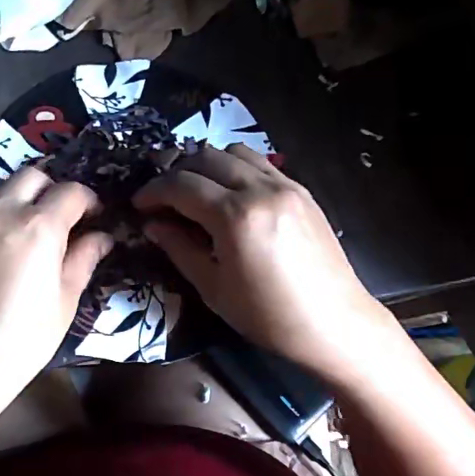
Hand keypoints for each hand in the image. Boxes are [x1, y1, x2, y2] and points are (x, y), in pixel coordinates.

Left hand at [0, 166, 111, 409]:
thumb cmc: (21, 341)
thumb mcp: (64, 302)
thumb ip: (83, 259)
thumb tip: (101, 237)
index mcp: (39, 227)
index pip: (72, 192)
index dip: (89, 201)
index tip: (94, 217)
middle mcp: (1, 211)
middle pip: (33, 176)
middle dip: (52, 190)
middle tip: (60, 218)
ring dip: (17, 195)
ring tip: (24, 224)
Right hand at [133, 145, 394, 380]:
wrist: (334, 323)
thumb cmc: (268, 316)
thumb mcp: (214, 289)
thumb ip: (180, 248)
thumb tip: (153, 224)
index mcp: (235, 217)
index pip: (181, 185)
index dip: (153, 191)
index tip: (139, 204)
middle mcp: (260, 189)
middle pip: (205, 158)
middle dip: (176, 173)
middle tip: (163, 198)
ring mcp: (285, 185)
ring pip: (234, 152)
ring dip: (207, 165)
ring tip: (196, 192)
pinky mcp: (302, 191)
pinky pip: (261, 164)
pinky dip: (237, 169)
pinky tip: (230, 194)